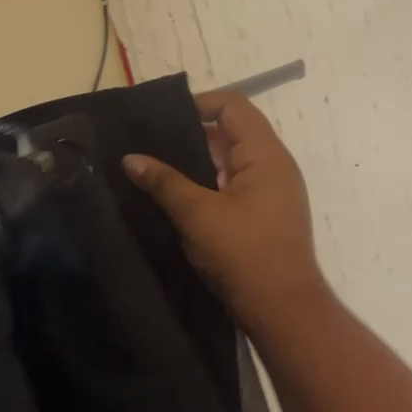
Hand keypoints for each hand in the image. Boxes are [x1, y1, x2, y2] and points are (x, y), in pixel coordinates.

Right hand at [122, 90, 331, 335]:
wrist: (280, 307)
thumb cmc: (242, 253)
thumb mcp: (196, 213)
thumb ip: (163, 181)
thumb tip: (130, 158)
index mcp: (265, 156)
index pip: (233, 107)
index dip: (198, 104)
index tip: (159, 119)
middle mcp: (272, 167)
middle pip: (230, 133)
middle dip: (189, 136)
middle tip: (146, 145)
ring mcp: (269, 194)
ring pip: (228, 163)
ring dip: (194, 164)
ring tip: (152, 171)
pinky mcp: (261, 217)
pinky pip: (230, 187)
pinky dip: (204, 186)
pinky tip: (172, 200)